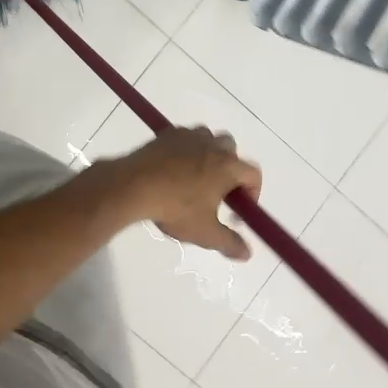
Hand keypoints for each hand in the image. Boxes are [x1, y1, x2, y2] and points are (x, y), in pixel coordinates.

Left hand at [99, 126, 262, 260]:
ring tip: (196, 179)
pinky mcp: (164, 134)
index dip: (253, 192)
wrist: (134, 185)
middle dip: (230, 168)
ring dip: (208, 154)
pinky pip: (183, 138)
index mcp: (226, 165)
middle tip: (219, 192)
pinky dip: (185, 150)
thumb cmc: (175, 208)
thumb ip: (230, 243)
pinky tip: (173, 171)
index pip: (253, 172)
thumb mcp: (206, 234)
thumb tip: (246, 252)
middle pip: (230, 149)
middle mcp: (210, 144)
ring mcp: (186, 135)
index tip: (240, 210)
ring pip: (206, 138)